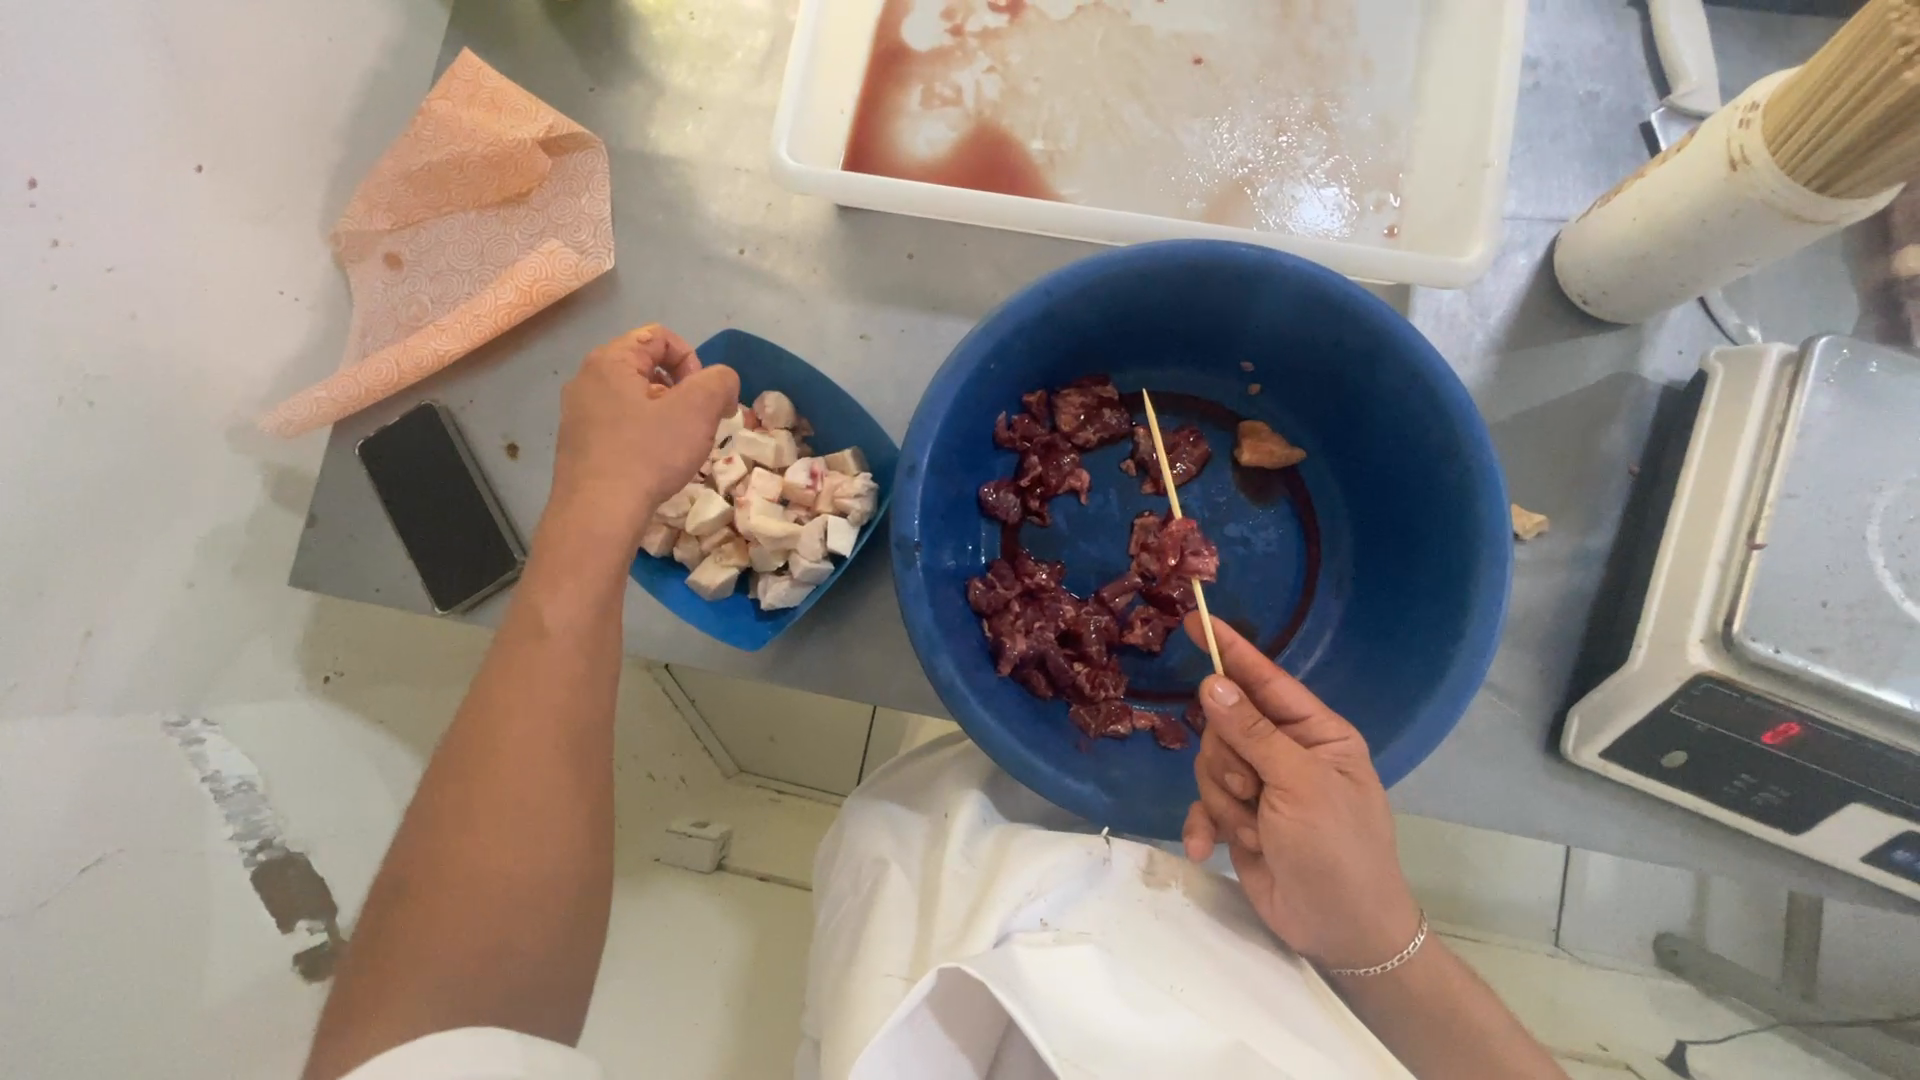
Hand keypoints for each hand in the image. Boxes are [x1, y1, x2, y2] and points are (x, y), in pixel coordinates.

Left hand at [547, 325, 738, 550]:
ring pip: (635, 398)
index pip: (659, 336)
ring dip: (666, 414)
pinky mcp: (579, 444)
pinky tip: (655, 463)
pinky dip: (645, 435)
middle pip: (647, 366)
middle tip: (699, 424)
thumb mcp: (698, 410)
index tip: (706, 398)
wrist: (598, 513)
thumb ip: (720, 381)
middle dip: (683, 390)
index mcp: (610, 360)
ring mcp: (578, 413)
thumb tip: (722, 382)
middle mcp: (587, 379)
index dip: (693, 360)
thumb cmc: (648, 454)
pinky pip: (620, 424)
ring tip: (679, 446)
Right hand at [1180, 614, 1422, 971]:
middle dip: (1230, 761)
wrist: (1343, 934)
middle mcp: (1286, 753)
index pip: (1266, 681)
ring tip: (1256, 830)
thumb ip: (1252, 732)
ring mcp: (1261, 787)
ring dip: (1224, 800)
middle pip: (1225, 725)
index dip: (1230, 651)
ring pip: (1209, 764)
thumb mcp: (1300, 785)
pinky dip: (1205, 826)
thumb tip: (1213, 683)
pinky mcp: (1240, 819)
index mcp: (1316, 734)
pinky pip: (1203, 804)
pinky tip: (1209, 847)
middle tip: (1253, 790)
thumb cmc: (1338, 850)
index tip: (1196, 620)